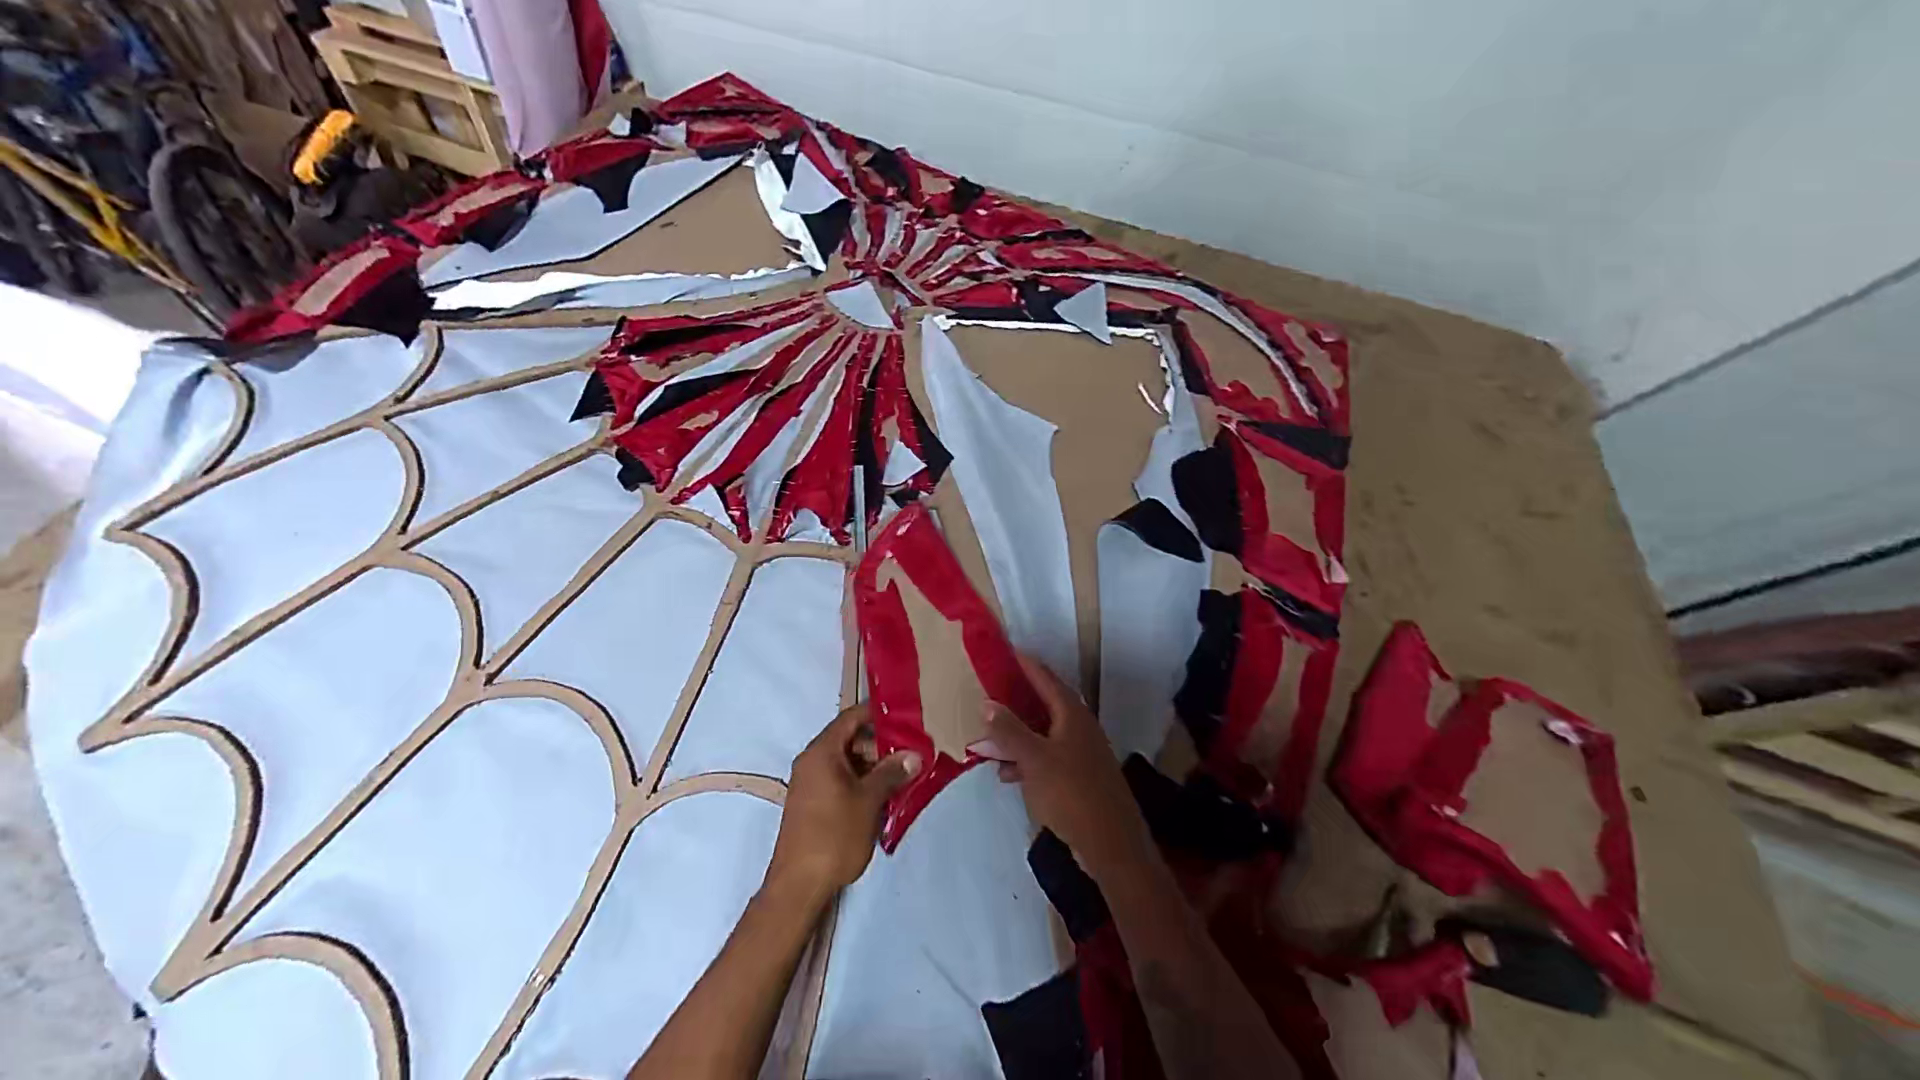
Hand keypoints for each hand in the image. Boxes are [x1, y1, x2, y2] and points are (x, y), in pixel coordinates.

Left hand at [765, 704, 920, 903]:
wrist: (799, 885)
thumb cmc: (834, 835)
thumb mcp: (869, 800)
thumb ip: (892, 772)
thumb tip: (913, 755)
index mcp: (822, 752)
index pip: (852, 717)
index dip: (878, 713)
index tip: (906, 716)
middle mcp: (813, 762)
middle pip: (851, 740)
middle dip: (882, 745)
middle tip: (913, 753)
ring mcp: (811, 784)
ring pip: (848, 763)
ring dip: (874, 767)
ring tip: (905, 776)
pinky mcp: (814, 804)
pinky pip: (841, 781)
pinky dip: (862, 783)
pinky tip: (885, 797)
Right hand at [975, 654, 1151, 879]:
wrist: (1111, 843)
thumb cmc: (1071, 793)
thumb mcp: (1033, 759)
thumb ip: (1009, 731)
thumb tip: (988, 702)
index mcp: (1072, 715)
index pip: (1046, 678)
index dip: (1025, 664)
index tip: (1005, 651)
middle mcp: (1080, 728)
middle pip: (1045, 704)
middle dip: (1017, 699)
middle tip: (991, 690)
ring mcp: (1082, 753)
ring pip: (1044, 733)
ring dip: (1018, 734)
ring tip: (990, 738)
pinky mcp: (1080, 777)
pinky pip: (1048, 757)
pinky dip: (1027, 759)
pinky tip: (1008, 773)